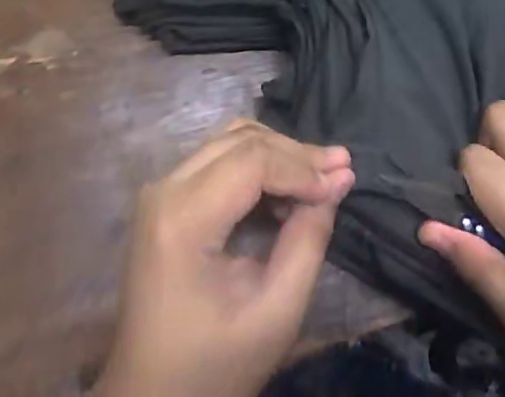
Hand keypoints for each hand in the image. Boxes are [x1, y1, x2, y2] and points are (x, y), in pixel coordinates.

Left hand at [95, 119, 354, 396]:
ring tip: (322, 174)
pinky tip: (288, 186)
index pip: (252, 160)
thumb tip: (338, 182)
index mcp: (182, 218)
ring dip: (280, 152)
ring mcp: (162, 190)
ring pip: (232, 140)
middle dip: (297, 153)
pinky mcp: (167, 197)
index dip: (301, 166)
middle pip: (242, 141)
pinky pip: (219, 157)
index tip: (341, 184)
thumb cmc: (212, 365)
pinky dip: (259, 163)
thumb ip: (307, 242)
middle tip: (342, 168)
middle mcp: (165, 189)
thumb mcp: (274, 313)